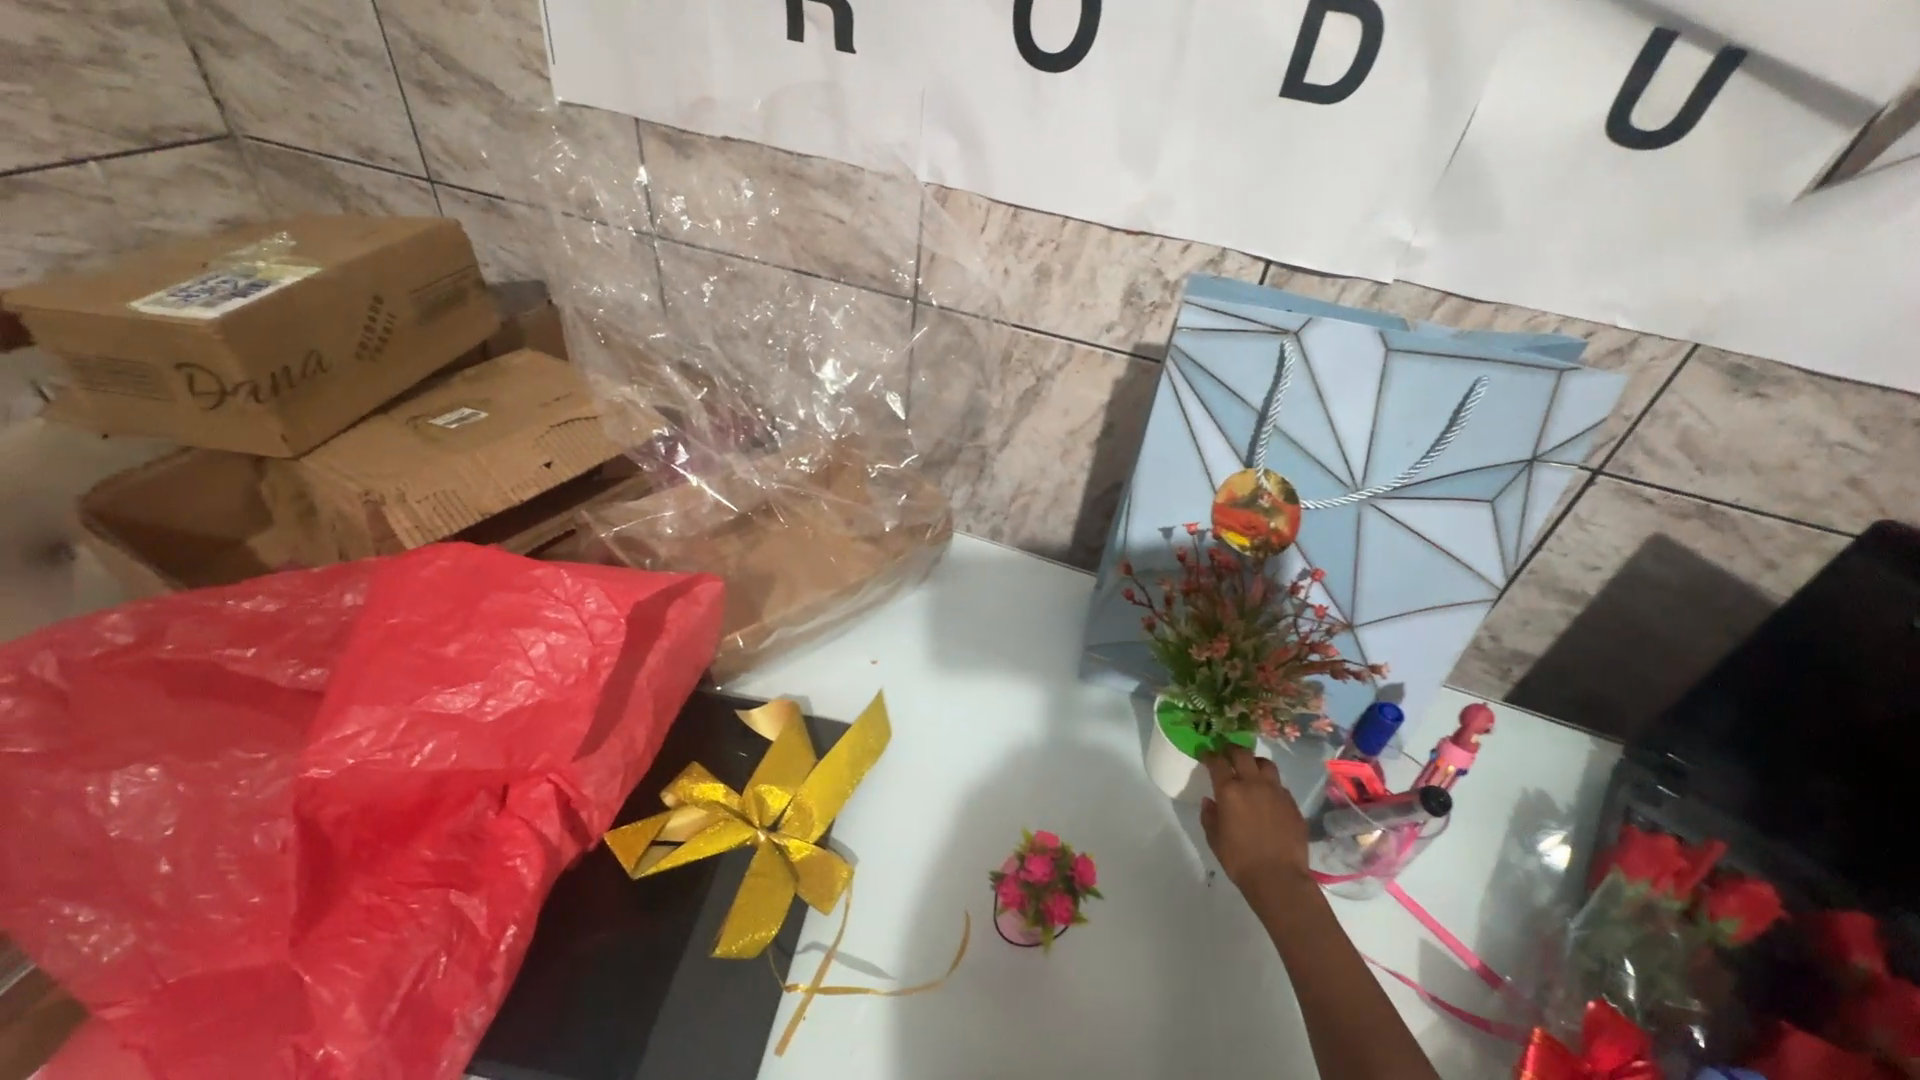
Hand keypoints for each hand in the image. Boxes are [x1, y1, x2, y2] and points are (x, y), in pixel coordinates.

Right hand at [1200, 745, 1310, 892]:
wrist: (1278, 877)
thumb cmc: (1239, 860)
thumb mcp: (1214, 839)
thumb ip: (1209, 816)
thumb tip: (1210, 801)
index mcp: (1229, 791)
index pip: (1217, 762)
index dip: (1210, 755)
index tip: (1206, 754)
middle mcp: (1253, 784)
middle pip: (1243, 754)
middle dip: (1232, 750)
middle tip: (1226, 753)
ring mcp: (1276, 792)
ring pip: (1266, 764)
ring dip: (1254, 763)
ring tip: (1250, 769)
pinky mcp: (1293, 804)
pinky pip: (1279, 786)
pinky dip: (1270, 785)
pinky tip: (1267, 797)